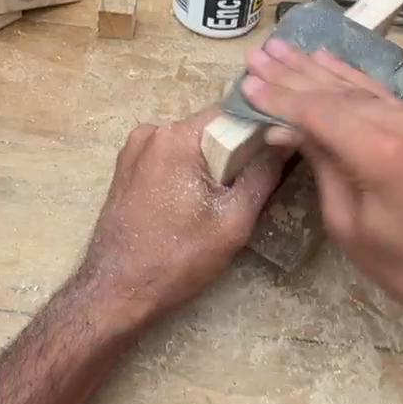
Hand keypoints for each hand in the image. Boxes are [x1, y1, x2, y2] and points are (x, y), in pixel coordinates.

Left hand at [77, 107, 287, 329]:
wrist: (116, 291)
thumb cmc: (177, 259)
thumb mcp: (233, 220)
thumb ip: (263, 174)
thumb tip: (286, 142)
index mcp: (176, 137)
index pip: (231, 113)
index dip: (258, 129)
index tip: (277, 152)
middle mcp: (151, 132)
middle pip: (210, 128)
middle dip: (234, 152)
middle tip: (251, 186)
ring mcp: (134, 149)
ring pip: (191, 144)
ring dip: (211, 164)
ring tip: (223, 200)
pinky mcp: (127, 167)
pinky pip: (171, 157)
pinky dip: (188, 172)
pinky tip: (194, 204)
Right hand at [238, 41, 402, 354]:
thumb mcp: (350, 226)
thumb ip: (323, 168)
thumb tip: (288, 131)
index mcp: (380, 152)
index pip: (318, 112)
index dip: (280, 97)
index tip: (247, 83)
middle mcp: (402, 123)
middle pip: (336, 92)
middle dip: (293, 74)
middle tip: (257, 55)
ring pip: (359, 87)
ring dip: (318, 68)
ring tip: (282, 49)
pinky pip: (382, 95)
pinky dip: (351, 78)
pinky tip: (328, 62)